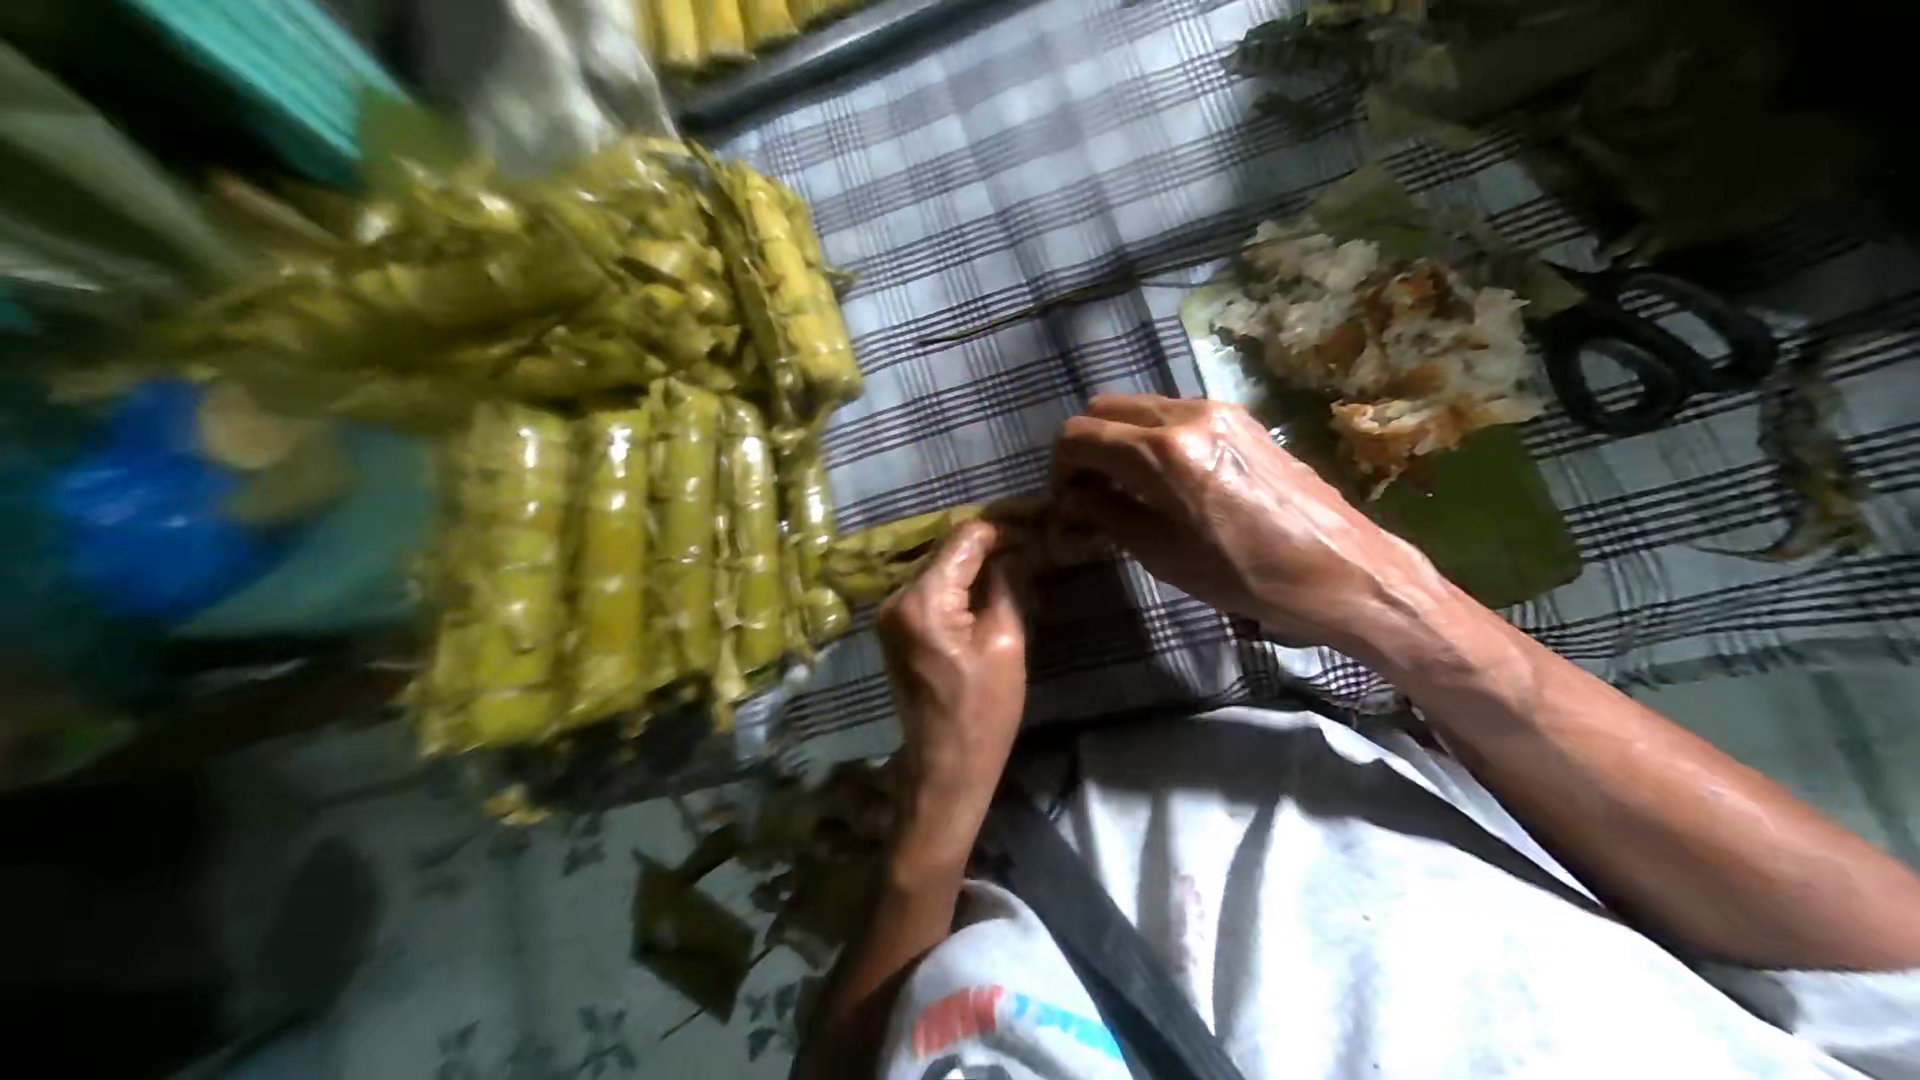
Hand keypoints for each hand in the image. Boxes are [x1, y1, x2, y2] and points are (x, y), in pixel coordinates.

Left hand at [877, 520, 1026, 866]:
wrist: (945, 763)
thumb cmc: (983, 709)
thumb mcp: (1005, 642)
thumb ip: (1005, 586)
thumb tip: (1010, 551)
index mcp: (923, 600)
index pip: (962, 541)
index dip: (998, 531)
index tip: (1029, 530)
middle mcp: (895, 598)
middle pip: (945, 552)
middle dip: (985, 548)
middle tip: (1026, 548)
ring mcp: (889, 613)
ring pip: (936, 569)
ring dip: (971, 567)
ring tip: (1012, 568)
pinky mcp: (893, 628)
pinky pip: (927, 591)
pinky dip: (955, 586)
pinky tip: (983, 592)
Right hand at [1052, 394, 1452, 659]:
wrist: (1340, 570)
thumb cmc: (1244, 575)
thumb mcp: (1162, 554)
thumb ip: (1107, 512)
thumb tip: (1073, 492)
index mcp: (1161, 453)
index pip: (1079, 434)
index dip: (1060, 464)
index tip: (1066, 495)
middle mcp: (1186, 415)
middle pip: (1104, 407)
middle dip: (1086, 445)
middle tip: (1090, 487)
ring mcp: (1217, 409)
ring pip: (1138, 405)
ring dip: (1118, 437)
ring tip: (1127, 484)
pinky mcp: (1239, 416)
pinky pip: (1173, 411)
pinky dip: (1151, 435)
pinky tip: (1164, 475)